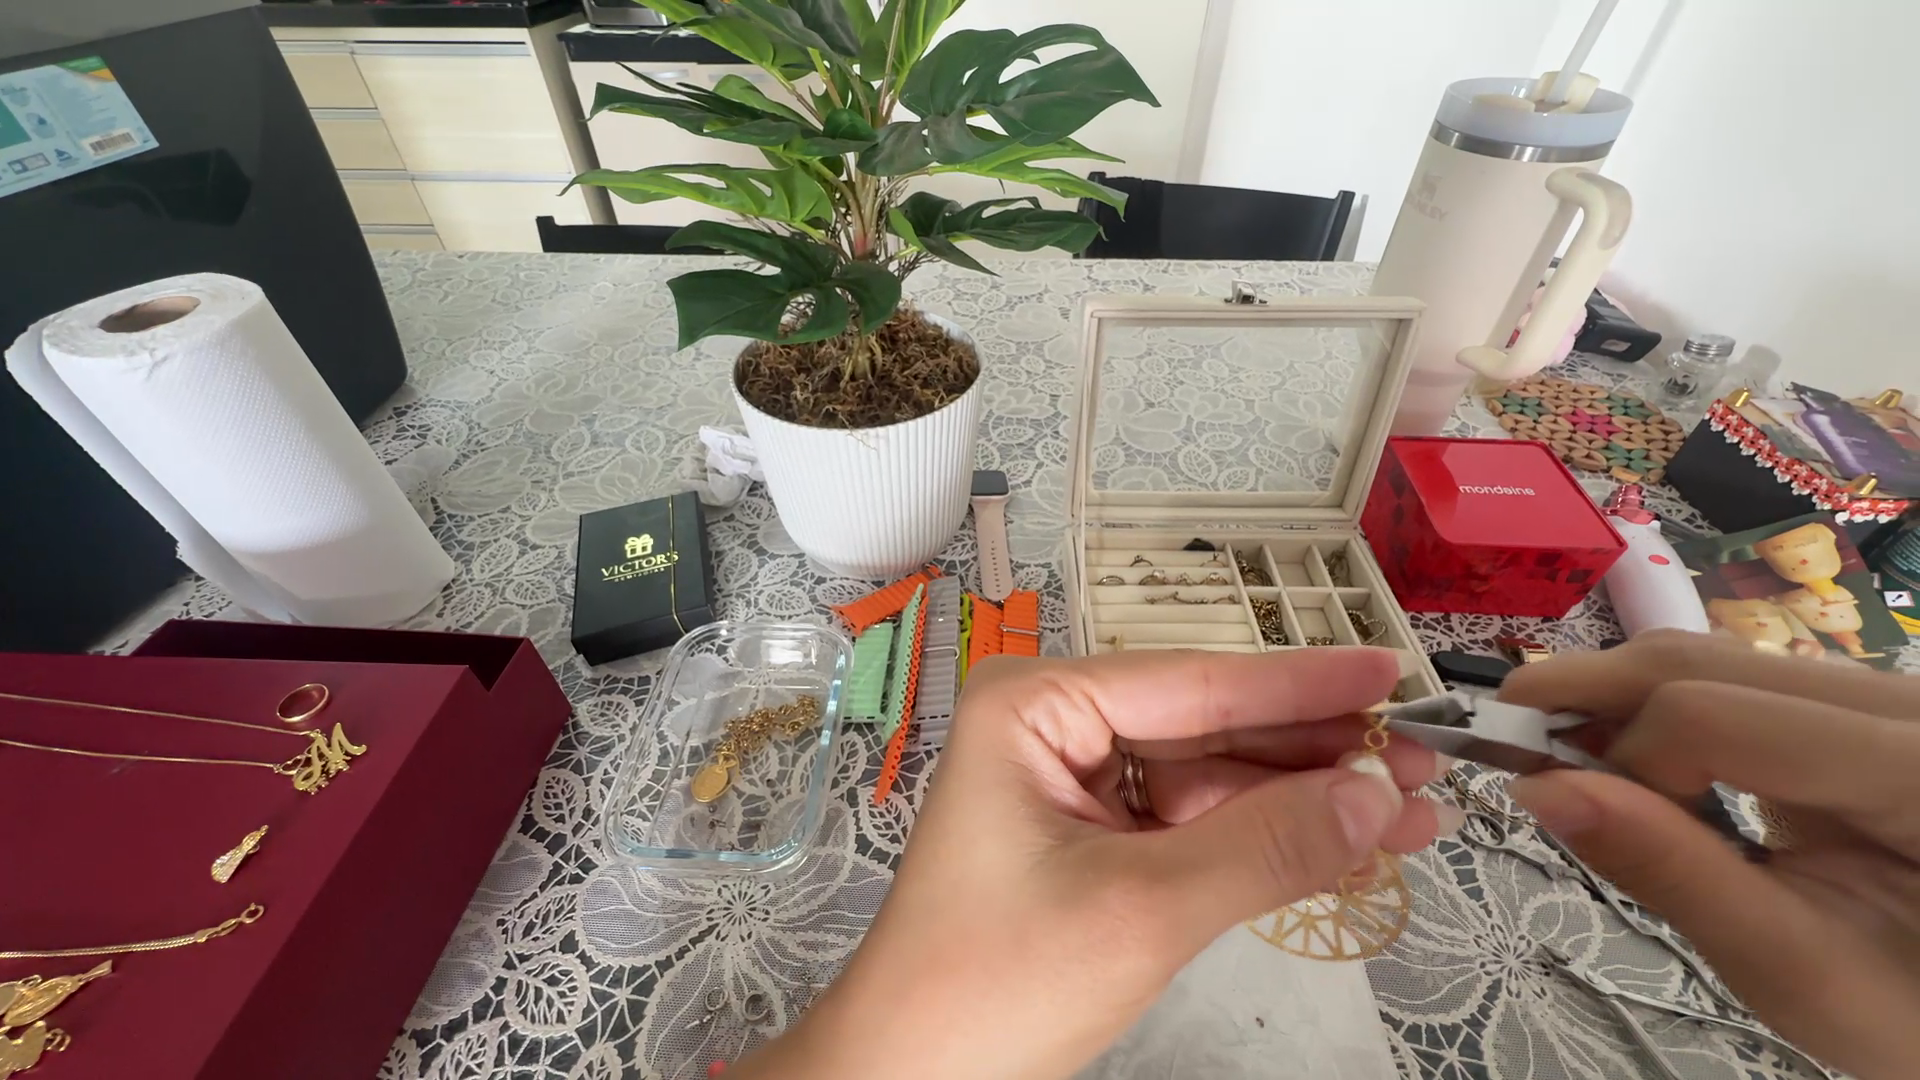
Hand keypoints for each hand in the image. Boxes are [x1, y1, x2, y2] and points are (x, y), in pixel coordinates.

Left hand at [730, 648, 1450, 1079]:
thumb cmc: (1001, 979)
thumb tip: (1379, 794)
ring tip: (1409, 806)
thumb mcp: (1142, 908)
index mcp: (1034, 702)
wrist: (915, 1069)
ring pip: (1206, 772)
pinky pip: (1189, 816)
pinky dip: (1261, 833)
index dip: (1298, 683)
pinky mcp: (1092, 824)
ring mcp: (1072, 771)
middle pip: (1204, 723)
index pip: (1189, 684)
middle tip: (1422, 752)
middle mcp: (1052, 718)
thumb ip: (1266, 846)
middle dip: (1310, 748)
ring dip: (1300, 794)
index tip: (1390, 669)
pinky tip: (1343, 839)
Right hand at [1501, 631, 1919, 1079]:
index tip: (1602, 827)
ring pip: (1694, 654)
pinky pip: (1718, 673)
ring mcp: (1881, 694)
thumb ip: (1670, 874)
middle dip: (1579, 701)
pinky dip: (1646, 706)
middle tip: (1525, 763)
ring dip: (1605, 702)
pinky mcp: (1849, 700)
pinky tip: (1637, 760)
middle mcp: (1905, 705)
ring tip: (1585, 772)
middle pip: (1691, 660)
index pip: (1712, 715)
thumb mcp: (1803, 974)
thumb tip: (1532, 788)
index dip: (1627, 761)